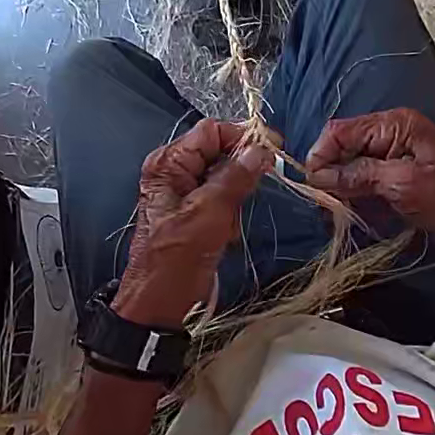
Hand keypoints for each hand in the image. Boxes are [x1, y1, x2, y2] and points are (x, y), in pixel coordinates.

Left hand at [114, 120, 271, 328]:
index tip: (273, 151)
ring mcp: (185, 193)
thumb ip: (235, 177)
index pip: (211, 131)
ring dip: (233, 203)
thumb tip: (260, 149)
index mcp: (169, 163)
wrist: (160, 304)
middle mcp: (175, 172)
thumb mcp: (208, 214)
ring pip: (227, 180)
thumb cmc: (176, 259)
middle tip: (238, 203)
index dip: (242, 136)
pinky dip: (229, 217)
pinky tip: (222, 236)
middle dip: (238, 178)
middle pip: (221, 153)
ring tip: (224, 227)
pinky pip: (224, 203)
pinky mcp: (196, 213)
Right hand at [304, 108, 434, 241]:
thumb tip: (316, 176)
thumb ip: (357, 175)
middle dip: (329, 174)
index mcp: (393, 125)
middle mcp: (387, 134)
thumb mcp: (402, 184)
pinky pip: (360, 181)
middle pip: (340, 148)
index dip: (320, 156)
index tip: (313, 185)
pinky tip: (354, 211)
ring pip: (346, 167)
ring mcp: (390, 155)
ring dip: (340, 189)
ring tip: (340, 211)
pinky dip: (353, 196)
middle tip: (326, 203)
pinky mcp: (391, 175)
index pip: (339, 131)